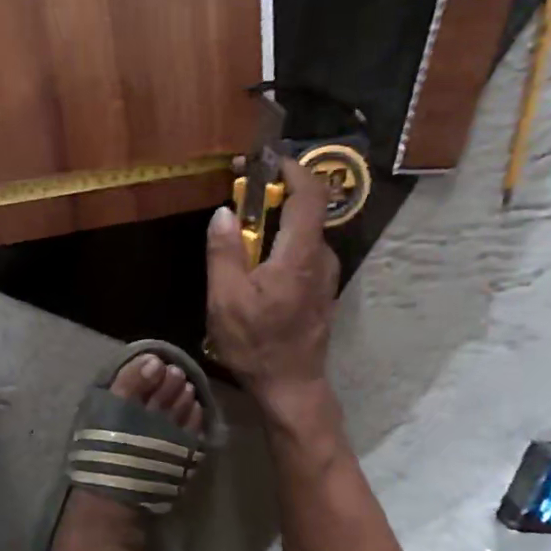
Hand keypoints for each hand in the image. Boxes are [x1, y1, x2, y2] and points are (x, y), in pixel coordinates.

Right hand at [206, 158, 340, 412]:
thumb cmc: (257, 344)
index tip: (267, 163)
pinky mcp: (321, 291)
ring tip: (243, 241)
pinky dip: (282, 248)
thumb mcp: (226, 300)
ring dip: (276, 227)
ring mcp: (325, 277)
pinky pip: (302, 255)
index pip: (311, 195)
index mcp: (300, 255)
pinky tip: (257, 270)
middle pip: (306, 213)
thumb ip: (224, 252)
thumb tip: (224, 213)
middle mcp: (321, 259)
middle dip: (275, 200)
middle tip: (241, 203)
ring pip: (303, 236)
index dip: (293, 171)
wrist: (292, 387)